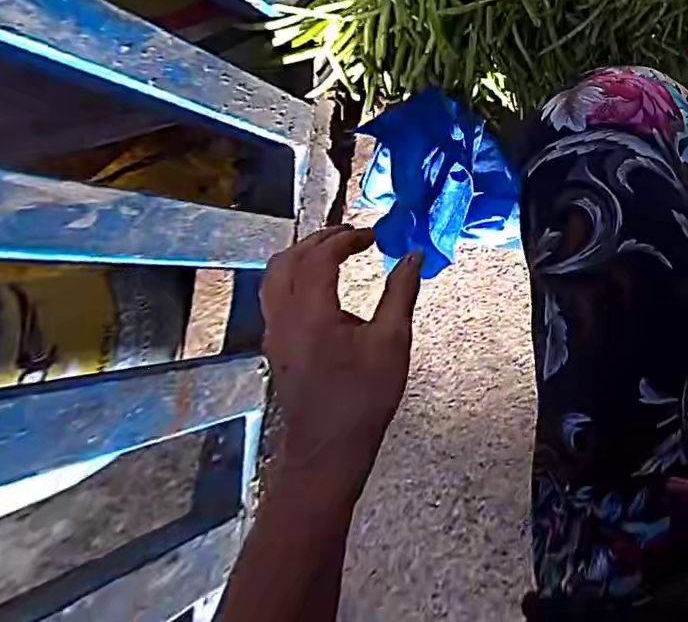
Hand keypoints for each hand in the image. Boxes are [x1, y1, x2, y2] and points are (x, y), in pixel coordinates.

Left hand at [261, 225, 421, 493]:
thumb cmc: (364, 397)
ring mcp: (274, 334)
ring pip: (274, 278)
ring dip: (302, 256)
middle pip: (286, 261)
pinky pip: (275, 296)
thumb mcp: (392, 341)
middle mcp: (283, 318)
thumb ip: (401, 292)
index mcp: (310, 313)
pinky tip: (323, 284)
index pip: (319, 258)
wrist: (327, 452)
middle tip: (352, 234)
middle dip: (319, 240)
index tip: (374, 235)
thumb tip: (413, 255)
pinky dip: (296, 276)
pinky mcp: (276, 347)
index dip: (346, 239)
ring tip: (336, 251)